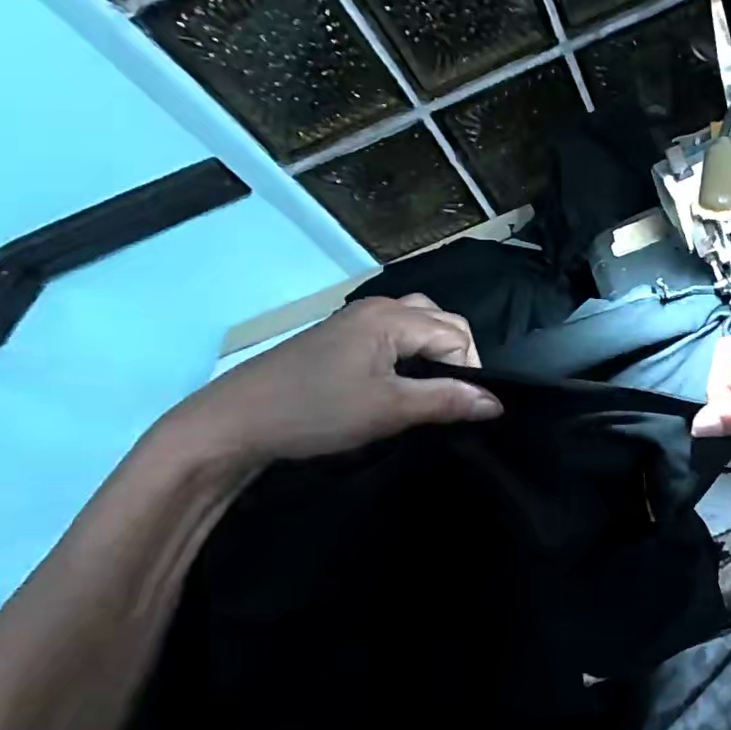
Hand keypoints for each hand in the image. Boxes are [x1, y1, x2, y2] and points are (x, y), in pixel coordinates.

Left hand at [144, 294, 502, 474]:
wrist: (234, 421)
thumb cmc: (315, 411)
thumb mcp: (386, 409)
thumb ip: (445, 401)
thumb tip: (495, 402)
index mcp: (391, 316)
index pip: (455, 334)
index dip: (470, 371)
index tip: (464, 410)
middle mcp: (377, 307)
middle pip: (440, 321)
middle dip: (457, 356)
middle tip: (453, 400)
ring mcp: (355, 321)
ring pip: (416, 325)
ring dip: (433, 353)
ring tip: (432, 390)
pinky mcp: (340, 339)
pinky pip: (392, 335)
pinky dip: (409, 354)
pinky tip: (401, 382)